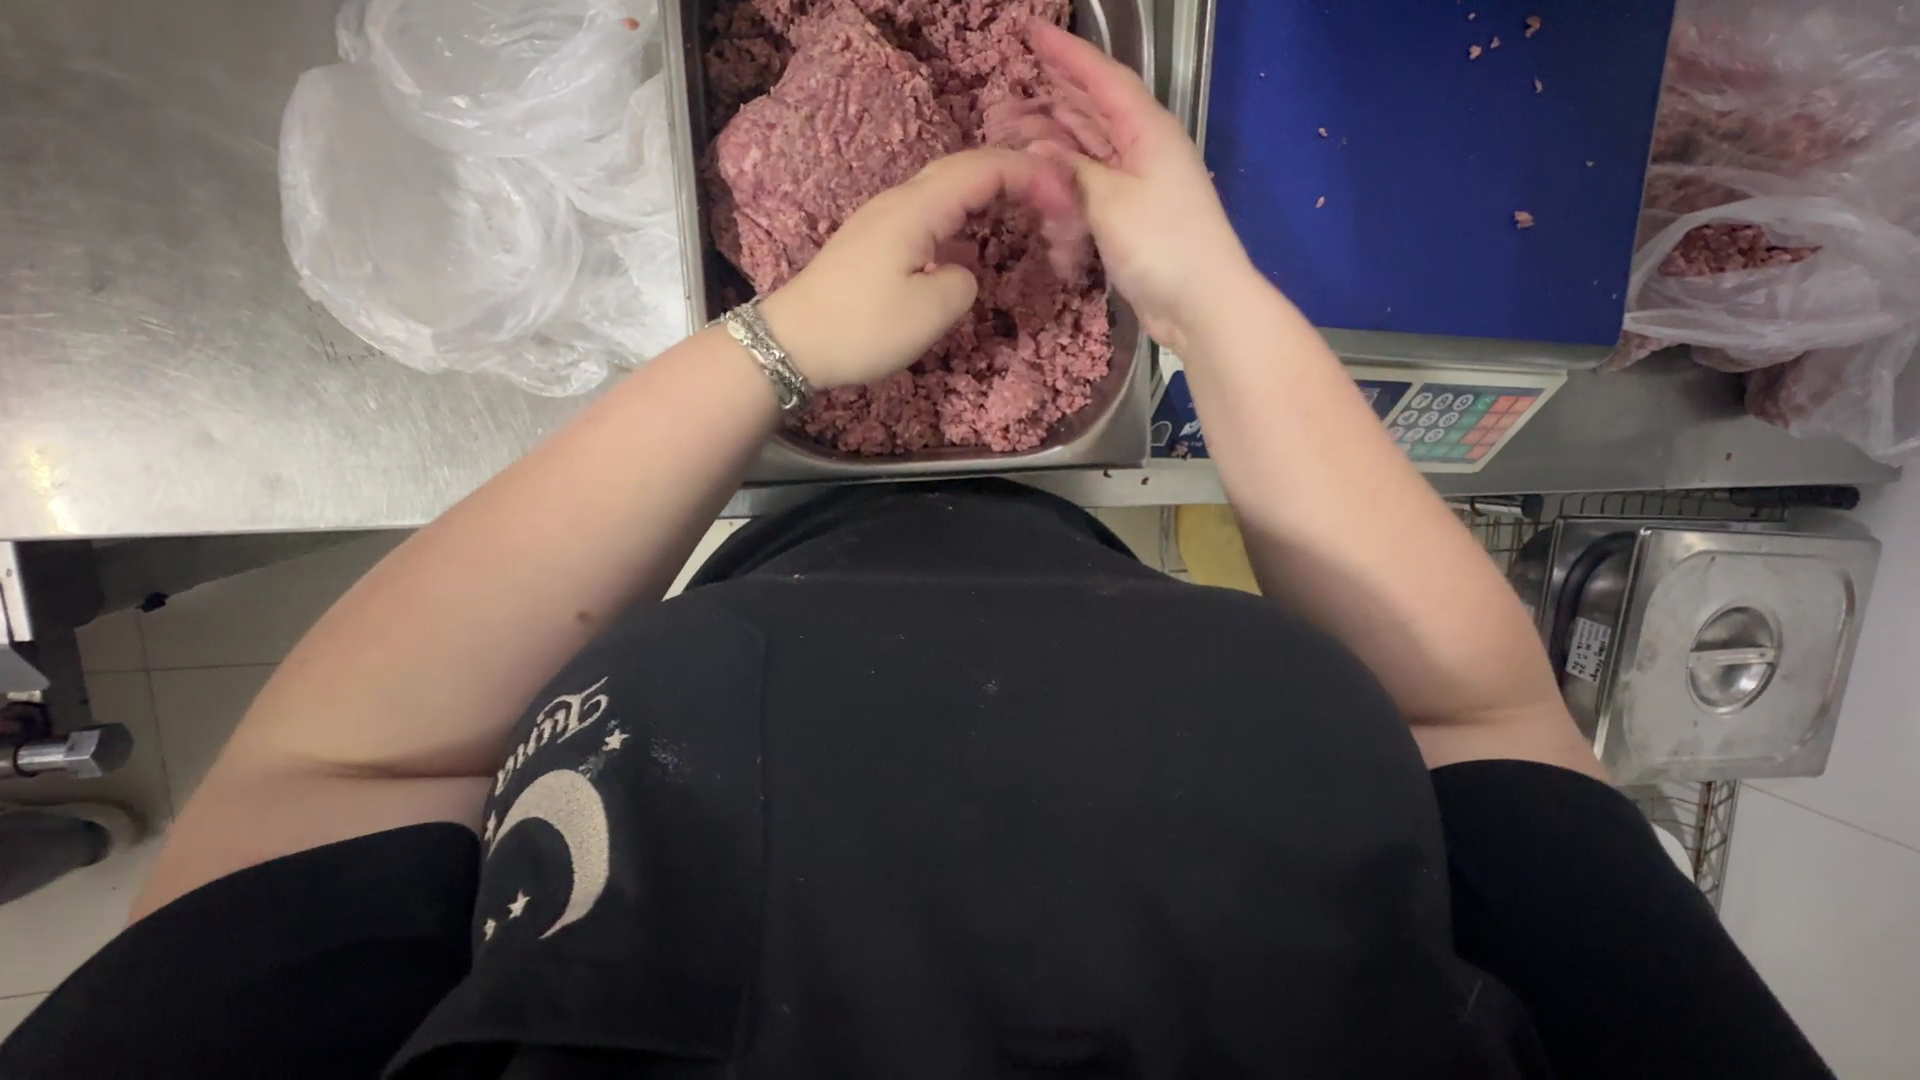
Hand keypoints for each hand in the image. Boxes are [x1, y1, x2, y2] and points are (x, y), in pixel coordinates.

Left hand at [757, 149, 1067, 389]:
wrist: (793, 343)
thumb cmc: (862, 328)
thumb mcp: (931, 311)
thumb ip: (964, 282)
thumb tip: (960, 270)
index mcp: (917, 209)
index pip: (984, 170)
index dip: (1030, 176)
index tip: (1065, 198)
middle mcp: (898, 201)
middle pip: (963, 169)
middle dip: (1013, 176)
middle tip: (1051, 199)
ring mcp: (882, 220)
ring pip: (944, 190)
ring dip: (987, 194)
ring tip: (1023, 211)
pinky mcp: (873, 243)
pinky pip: (928, 214)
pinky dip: (962, 216)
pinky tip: (972, 240)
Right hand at [1027, 21, 1256, 351]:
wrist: (1201, 304)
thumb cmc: (1162, 244)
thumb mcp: (1110, 200)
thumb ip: (1072, 170)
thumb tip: (1040, 149)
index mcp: (1146, 130)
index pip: (1102, 79)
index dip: (1067, 55)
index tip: (1031, 35)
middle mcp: (1143, 149)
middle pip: (1091, 114)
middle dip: (1050, 104)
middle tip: (1004, 103)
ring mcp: (1138, 185)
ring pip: (1089, 152)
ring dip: (1053, 146)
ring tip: (1012, 140)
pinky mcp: (1131, 218)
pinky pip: (1093, 190)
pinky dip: (1068, 188)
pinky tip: (1043, 188)